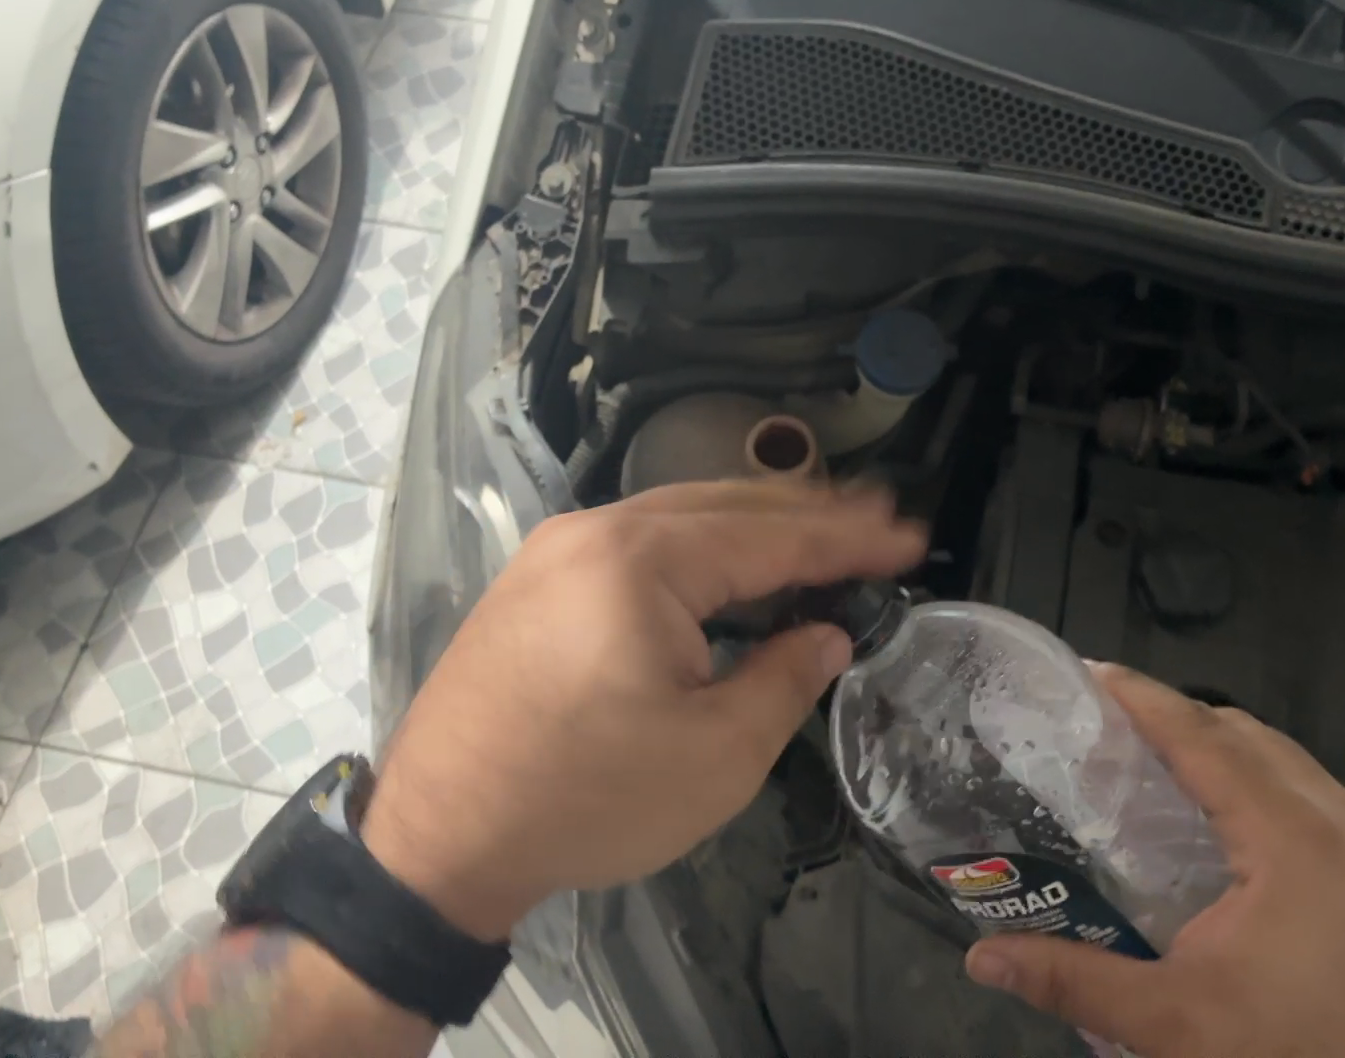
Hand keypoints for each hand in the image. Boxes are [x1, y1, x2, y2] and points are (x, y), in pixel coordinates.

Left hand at [360, 480, 925, 938]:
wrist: (436, 840)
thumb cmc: (586, 800)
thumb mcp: (716, 754)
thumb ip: (786, 677)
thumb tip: (825, 633)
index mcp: (642, 561)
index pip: (773, 537)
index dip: (849, 540)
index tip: (908, 539)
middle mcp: (598, 529)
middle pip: (729, 505)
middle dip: (810, 515)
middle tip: (877, 525)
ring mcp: (559, 547)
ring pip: (683, 516)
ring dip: (756, 526)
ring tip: (821, 538)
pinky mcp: (539, 576)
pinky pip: (642, 541)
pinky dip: (702, 549)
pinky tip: (733, 567)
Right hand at [964, 663, 1344, 1057]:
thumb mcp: (1177, 1026)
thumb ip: (1074, 980)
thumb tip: (981, 959)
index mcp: (1291, 838)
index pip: (1202, 737)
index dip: (1141, 698)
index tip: (1089, 672)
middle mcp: (1343, 824)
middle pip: (1245, 734)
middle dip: (1175, 716)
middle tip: (1110, 727)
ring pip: (1288, 761)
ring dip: (1221, 748)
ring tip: (1161, 767)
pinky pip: (1318, 796)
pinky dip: (1263, 782)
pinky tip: (1233, 828)